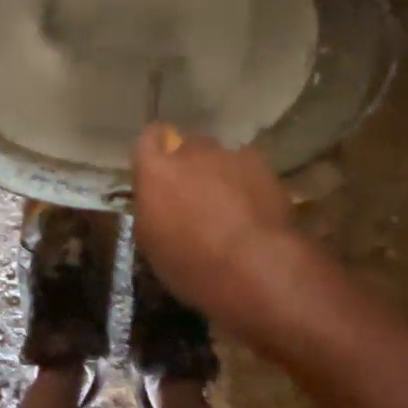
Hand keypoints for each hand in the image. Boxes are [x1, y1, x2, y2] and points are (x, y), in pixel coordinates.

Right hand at [132, 122, 298, 323]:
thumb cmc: (195, 266)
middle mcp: (189, 152)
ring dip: (218, 174)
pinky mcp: (259, 163)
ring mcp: (227, 154)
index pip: (148, 139)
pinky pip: (246, 166)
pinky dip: (246, 182)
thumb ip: (150, 208)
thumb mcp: (152, 246)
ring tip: (230, 208)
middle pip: (186, 148)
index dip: (155, 153)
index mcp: (156, 171)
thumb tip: (156, 199)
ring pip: (218, 157)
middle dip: (188, 167)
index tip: (160, 174)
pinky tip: (254, 209)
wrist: (258, 268)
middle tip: (195, 199)